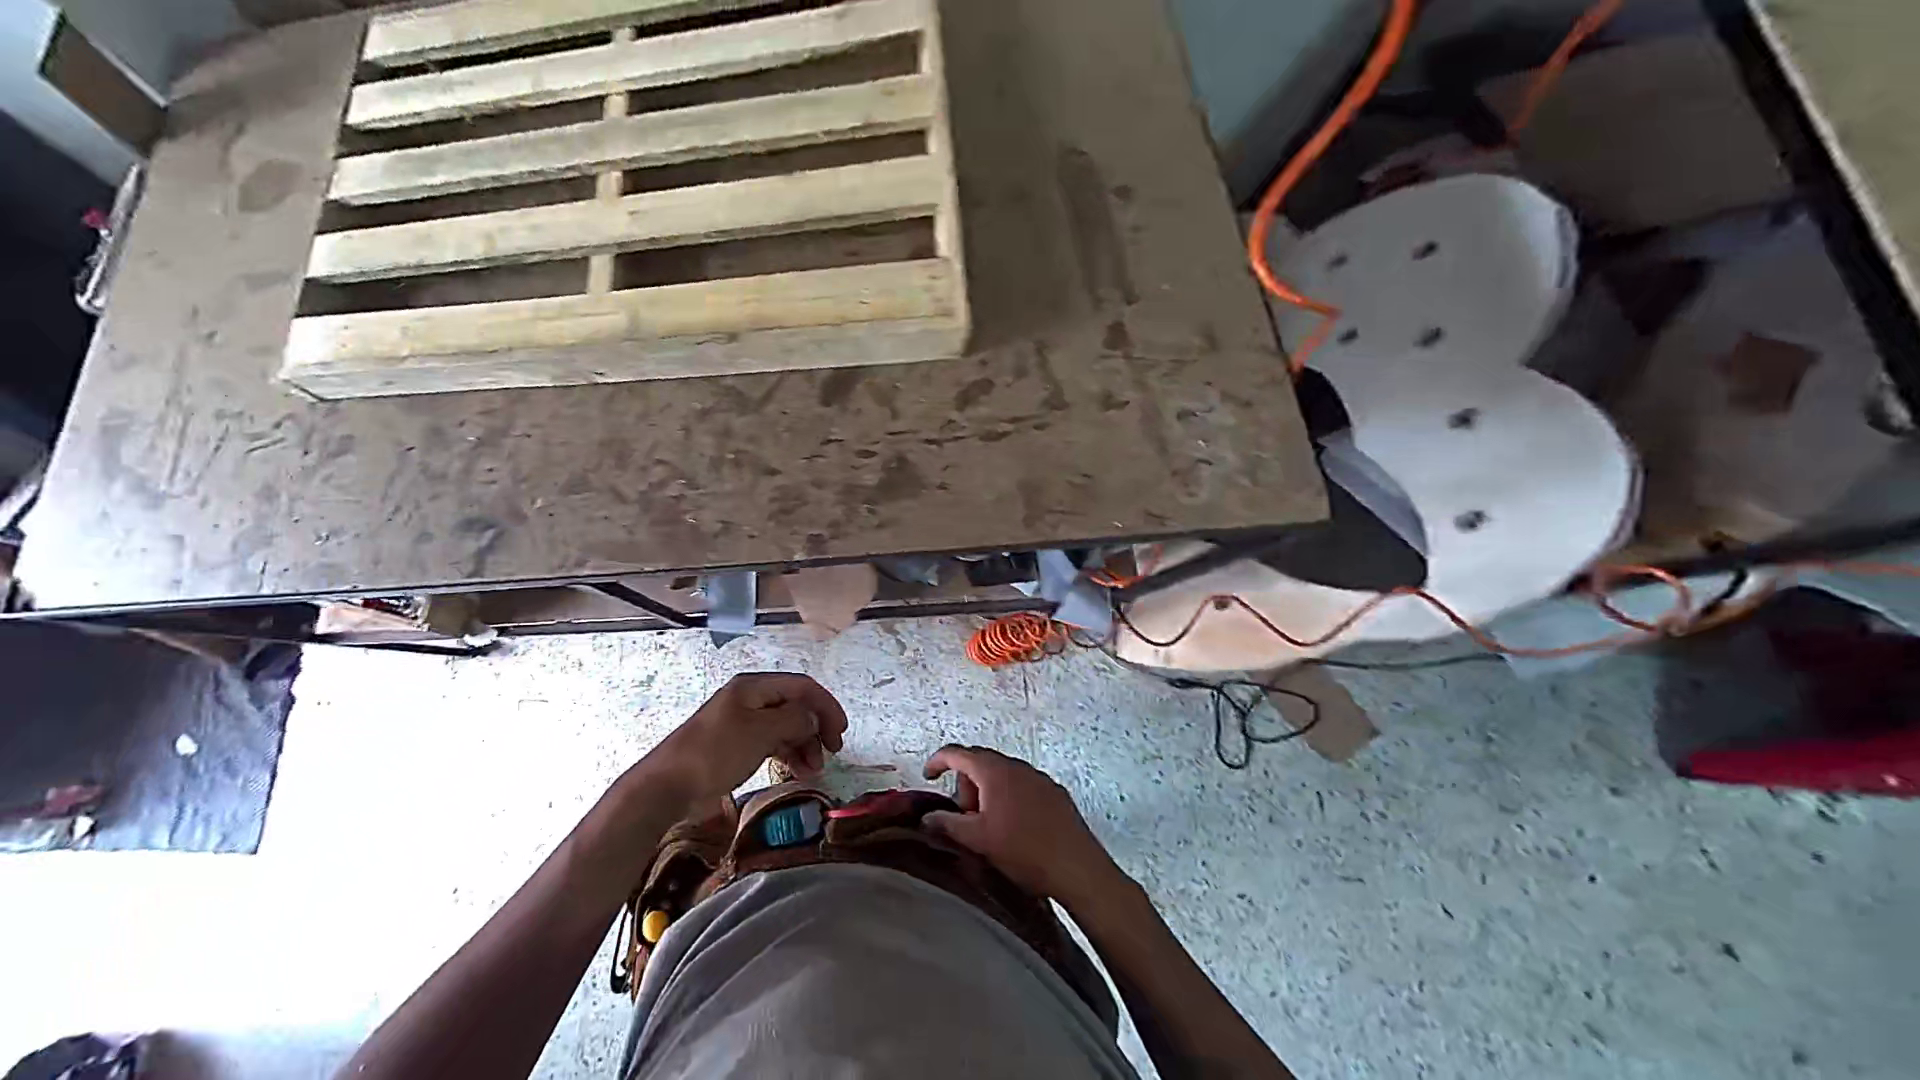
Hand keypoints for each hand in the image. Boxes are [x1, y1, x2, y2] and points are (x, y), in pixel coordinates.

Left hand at [640, 673, 847, 814]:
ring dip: (805, 746)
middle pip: (796, 707)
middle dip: (816, 728)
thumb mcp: (761, 732)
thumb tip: (814, 717)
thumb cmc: (715, 753)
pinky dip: (788, 755)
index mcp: (754, 687)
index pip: (802, 687)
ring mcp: (743, 724)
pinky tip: (797, 772)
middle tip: (832, 752)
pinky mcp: (737, 747)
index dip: (826, 706)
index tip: (841, 732)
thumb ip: (795, 719)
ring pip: (786, 728)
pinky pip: (772, 744)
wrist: (667, 787)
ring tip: (813, 770)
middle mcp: (750, 700)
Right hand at [921, 745, 1126, 906]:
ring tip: (989, 827)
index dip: (938, 761)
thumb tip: (927, 817)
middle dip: (966, 786)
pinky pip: (1022, 786)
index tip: (928, 775)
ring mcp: (1039, 778)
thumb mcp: (978, 840)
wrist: (1076, 868)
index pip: (958, 753)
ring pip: (1003, 775)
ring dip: (988, 794)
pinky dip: (1009, 798)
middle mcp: (1017, 767)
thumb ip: (947, 824)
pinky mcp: (1054, 793)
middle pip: (980, 763)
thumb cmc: (1024, 851)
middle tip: (965, 818)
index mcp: (995, 772)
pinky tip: (1014, 828)